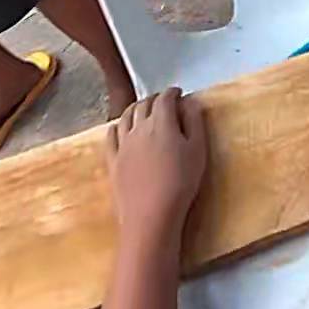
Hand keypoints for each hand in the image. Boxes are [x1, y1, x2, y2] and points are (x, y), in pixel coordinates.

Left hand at [105, 89, 207, 265]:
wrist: (151, 215)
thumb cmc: (181, 181)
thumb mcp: (198, 149)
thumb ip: (195, 122)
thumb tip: (190, 103)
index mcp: (162, 123)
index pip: (165, 99)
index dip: (172, 92)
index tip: (179, 92)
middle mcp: (139, 128)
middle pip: (144, 105)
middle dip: (155, 98)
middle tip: (165, 100)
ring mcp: (122, 145)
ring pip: (125, 117)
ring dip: (136, 108)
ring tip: (144, 109)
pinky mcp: (112, 161)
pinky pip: (110, 136)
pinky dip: (116, 126)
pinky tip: (119, 127)